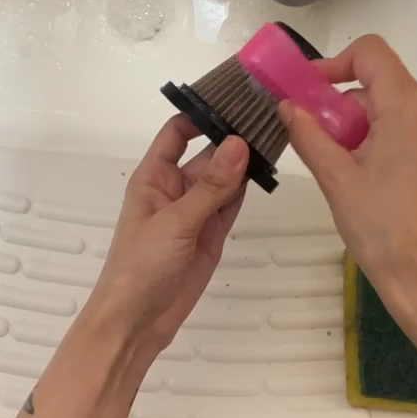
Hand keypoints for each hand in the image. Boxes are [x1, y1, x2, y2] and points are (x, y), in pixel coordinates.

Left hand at [85, 115, 248, 354]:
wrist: (137, 322)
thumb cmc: (140, 267)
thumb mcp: (175, 223)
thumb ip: (210, 187)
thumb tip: (239, 144)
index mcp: (153, 178)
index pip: (177, 133)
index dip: (202, 113)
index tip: (235, 95)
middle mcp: (175, 189)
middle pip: (208, 153)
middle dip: (234, 136)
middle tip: (272, 113)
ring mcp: (195, 213)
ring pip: (224, 178)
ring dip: (245, 160)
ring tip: (279, 133)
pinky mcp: (212, 235)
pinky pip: (231, 203)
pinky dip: (247, 188)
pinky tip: (268, 168)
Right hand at [278, 35, 416, 314]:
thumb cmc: (381, 227)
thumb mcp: (335, 179)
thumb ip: (309, 134)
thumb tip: (287, 106)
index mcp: (408, 107)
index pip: (371, 53)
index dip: (334, 64)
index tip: (309, 93)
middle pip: (385, 88)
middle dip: (348, 111)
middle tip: (323, 149)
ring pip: (404, 115)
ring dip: (371, 131)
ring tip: (352, 175)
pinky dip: (398, 148)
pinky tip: (385, 188)